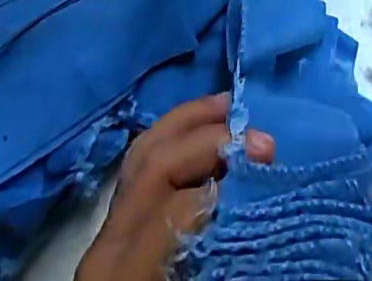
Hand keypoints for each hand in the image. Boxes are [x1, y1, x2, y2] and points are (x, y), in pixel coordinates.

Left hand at [75, 94, 275, 280]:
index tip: (265, 166)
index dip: (219, 183)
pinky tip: (198, 132)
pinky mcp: (114, 232)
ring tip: (228, 108)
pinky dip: (170, 140)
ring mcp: (106, 233)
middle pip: (150, 163)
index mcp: (124, 273)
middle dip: (203, 135)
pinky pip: (139, 169)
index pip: (171, 206)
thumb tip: (250, 211)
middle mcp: (108, 243)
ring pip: (141, 155)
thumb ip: (221, 256)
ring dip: (185, 123)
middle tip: (255, 132)